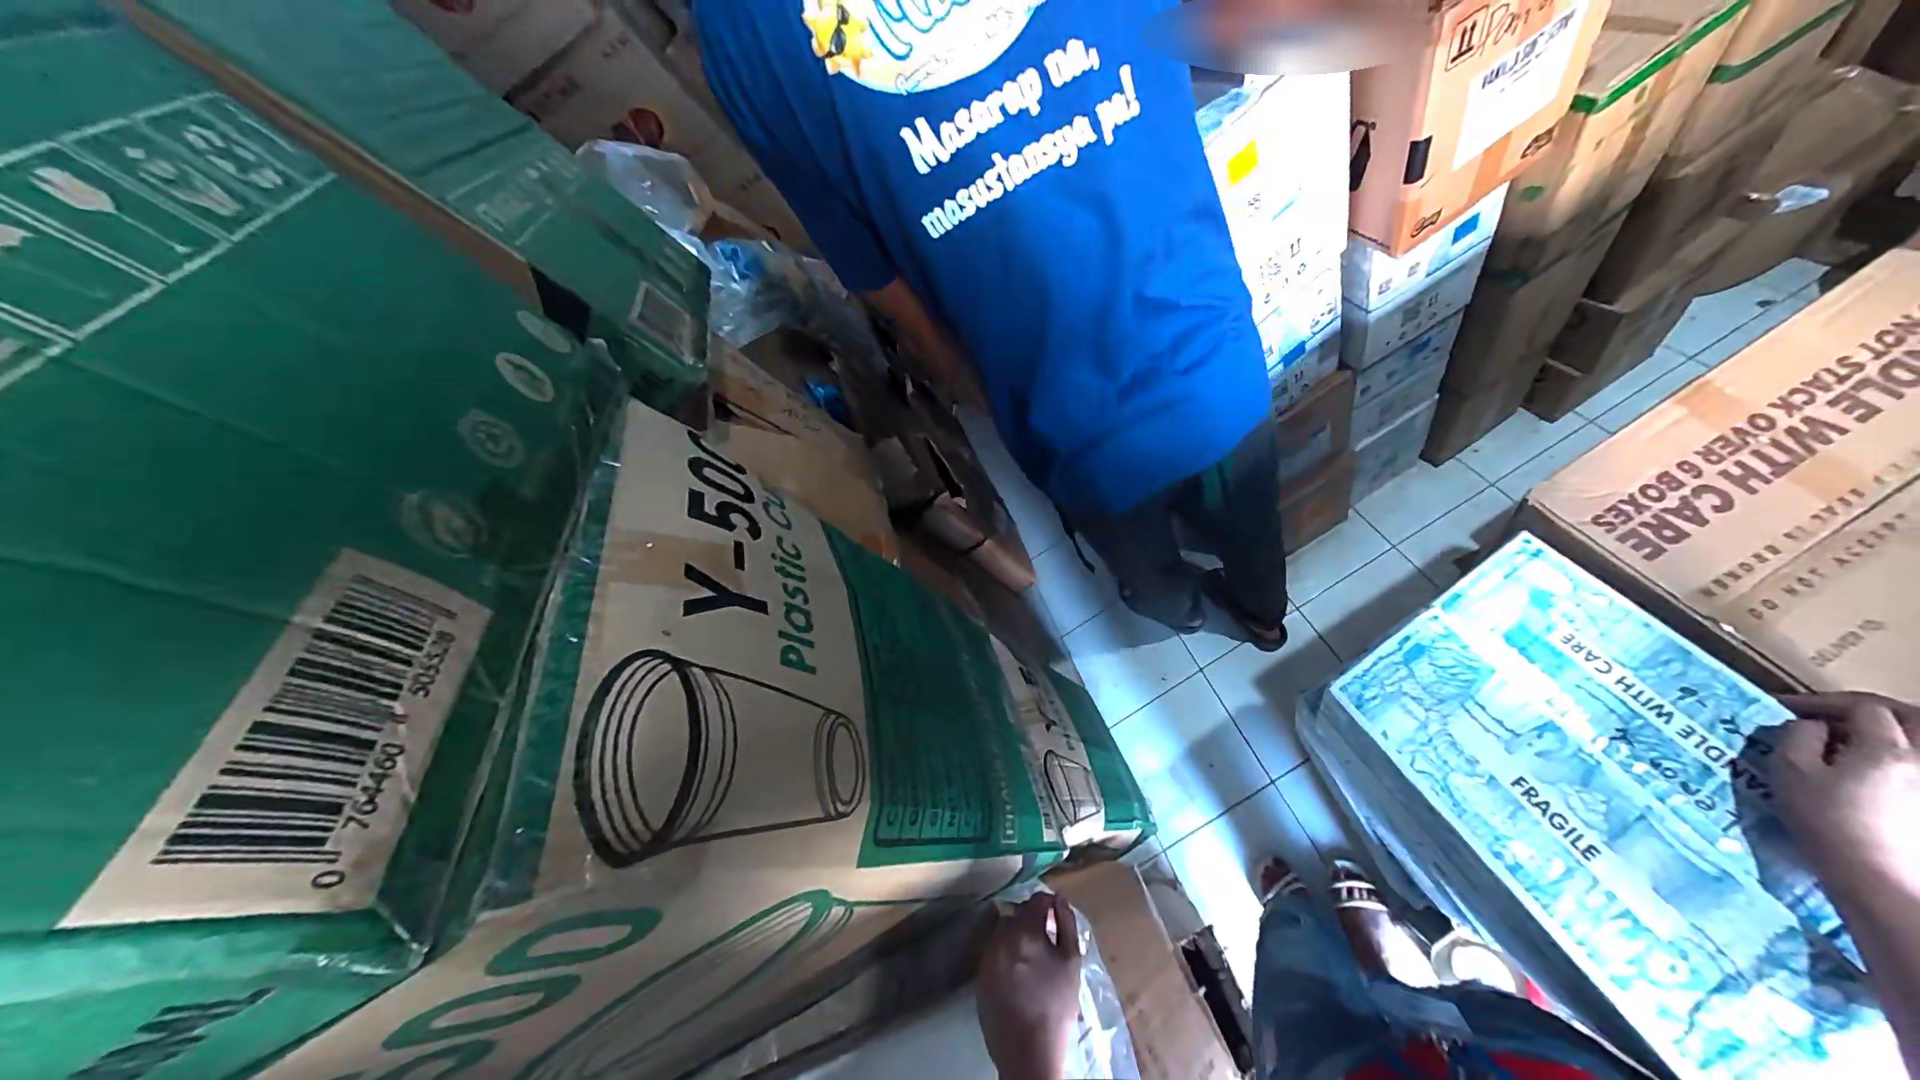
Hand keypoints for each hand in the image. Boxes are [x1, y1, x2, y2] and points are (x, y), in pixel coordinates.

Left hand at [977, 893, 1082, 1079]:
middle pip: (1016, 914)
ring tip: (1032, 960)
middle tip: (1047, 942)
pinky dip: (1005, 955)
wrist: (1028, 1051)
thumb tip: (1059, 901)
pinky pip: (993, 953)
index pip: (1036, 900)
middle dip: (1031, 921)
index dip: (1049, 905)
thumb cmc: (1056, 1005)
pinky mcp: (979, 975)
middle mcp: (999, 937)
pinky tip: (1018, 976)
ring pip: (1002, 933)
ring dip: (1016, 937)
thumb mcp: (1071, 961)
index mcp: (1024, 930)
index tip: (1057, 918)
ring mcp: (986, 956)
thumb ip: (1066, 924)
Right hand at [1773, 693, 1919, 904]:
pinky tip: (1868, 769)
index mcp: (1889, 748)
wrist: (1878, 878)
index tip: (1786, 707)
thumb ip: (1797, 737)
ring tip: (1853, 741)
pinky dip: (1898, 756)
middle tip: (1835, 714)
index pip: (1862, 706)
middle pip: (1912, 717)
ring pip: (1919, 742)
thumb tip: (1812, 725)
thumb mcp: (1789, 770)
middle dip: (1873, 710)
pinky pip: (1916, 765)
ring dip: (1890, 733)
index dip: (1822, 701)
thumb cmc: (1825, 819)